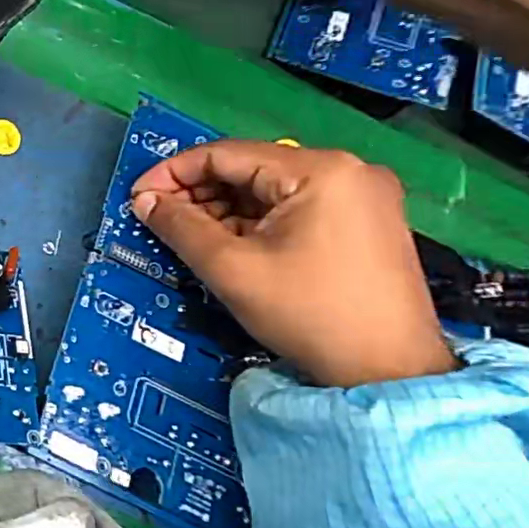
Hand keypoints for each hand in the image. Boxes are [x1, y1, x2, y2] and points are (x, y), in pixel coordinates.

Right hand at [131, 141, 454, 388]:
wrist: (388, 373)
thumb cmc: (310, 315)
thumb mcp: (231, 269)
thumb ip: (179, 227)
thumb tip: (144, 201)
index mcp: (320, 170)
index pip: (226, 154)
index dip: (173, 172)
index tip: (139, 195)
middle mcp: (347, 170)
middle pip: (249, 168)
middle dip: (198, 193)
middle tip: (159, 218)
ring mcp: (360, 195)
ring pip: (268, 188)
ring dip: (222, 208)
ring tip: (188, 234)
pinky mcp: (363, 220)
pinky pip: (291, 206)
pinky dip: (253, 221)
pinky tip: (227, 242)